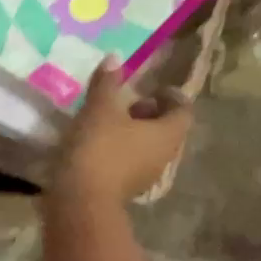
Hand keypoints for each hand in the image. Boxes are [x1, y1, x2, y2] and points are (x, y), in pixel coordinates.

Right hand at [55, 61, 193, 203]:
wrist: (78, 203)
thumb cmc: (97, 151)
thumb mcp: (98, 111)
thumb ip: (106, 84)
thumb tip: (114, 57)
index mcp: (168, 131)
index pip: (181, 107)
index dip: (169, 95)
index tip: (151, 89)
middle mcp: (165, 154)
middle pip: (165, 129)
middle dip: (148, 115)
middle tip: (126, 105)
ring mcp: (145, 176)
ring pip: (145, 148)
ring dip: (131, 136)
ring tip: (106, 127)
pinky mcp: (122, 192)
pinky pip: (127, 165)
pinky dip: (117, 154)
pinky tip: (94, 150)